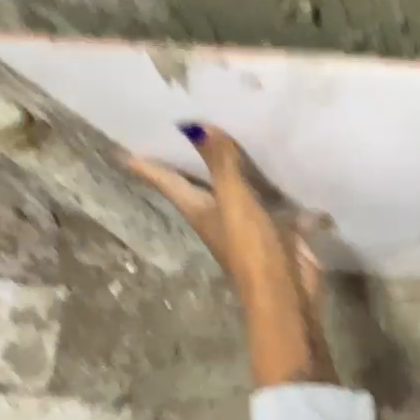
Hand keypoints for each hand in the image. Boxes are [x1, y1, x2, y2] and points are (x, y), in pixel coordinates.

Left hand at [126, 124, 334, 388]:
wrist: (287, 294)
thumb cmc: (252, 249)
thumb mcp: (234, 201)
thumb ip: (220, 163)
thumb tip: (194, 124)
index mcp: (201, 210)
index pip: (168, 182)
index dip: (147, 167)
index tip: (126, 151)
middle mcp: (220, 216)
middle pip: (201, 183)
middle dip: (193, 159)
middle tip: (188, 125)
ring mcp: (250, 225)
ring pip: (240, 189)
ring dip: (239, 168)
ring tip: (239, 132)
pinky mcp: (280, 232)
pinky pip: (277, 202)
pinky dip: (283, 188)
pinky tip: (293, 169)